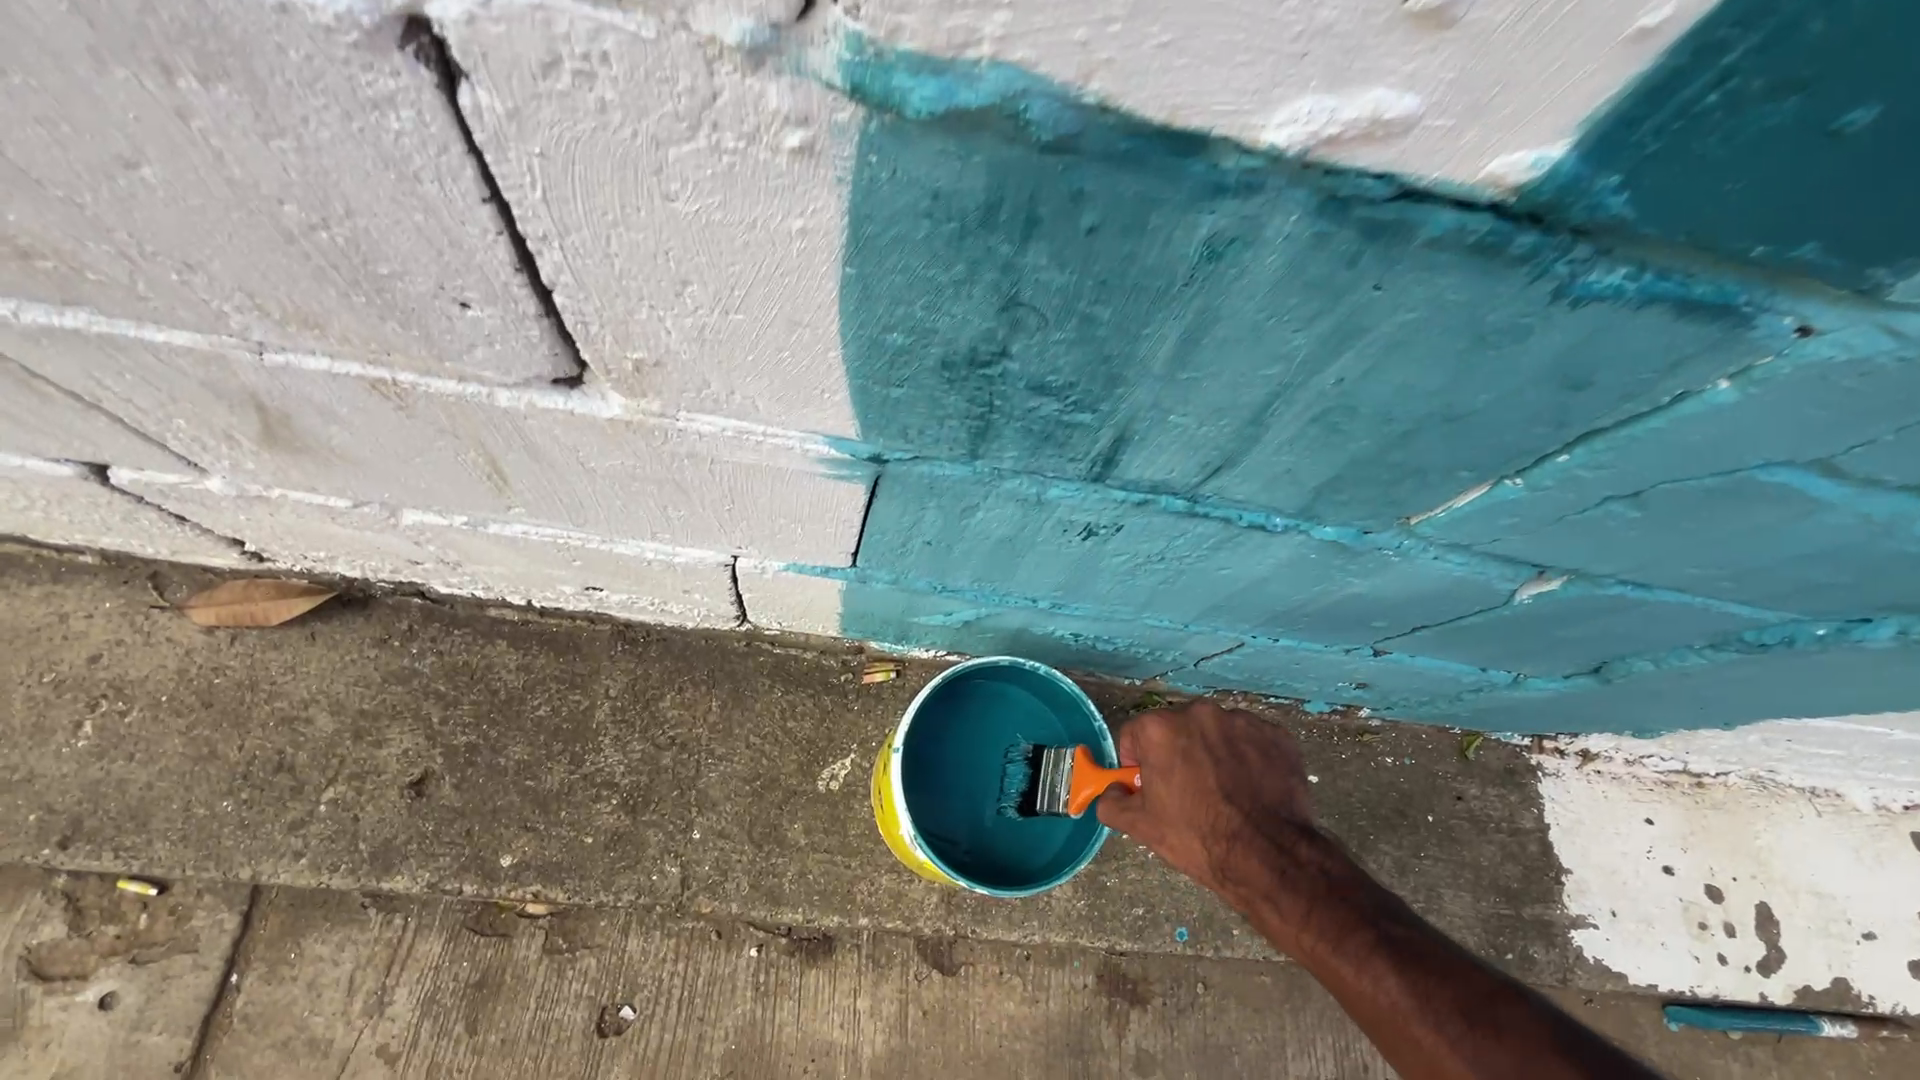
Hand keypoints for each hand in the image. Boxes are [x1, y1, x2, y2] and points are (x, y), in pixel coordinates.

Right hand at [1096, 701, 1327, 917]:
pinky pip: (1251, 741)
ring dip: (1212, 753)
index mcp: (1160, 728)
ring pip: (1215, 733)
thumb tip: (1111, 792)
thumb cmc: (1196, 837)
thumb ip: (1111, 802)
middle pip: (1176, 729)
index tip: (1149, 786)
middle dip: (1176, 753)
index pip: (1135, 734)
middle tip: (1186, 792)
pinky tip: (1250, 789)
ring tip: (1223, 793)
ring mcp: (1242, 721)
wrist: (1268, 856)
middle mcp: (1199, 713)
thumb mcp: (1140, 826)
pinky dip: (1247, 758)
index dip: (1137, 762)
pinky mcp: (1276, 735)